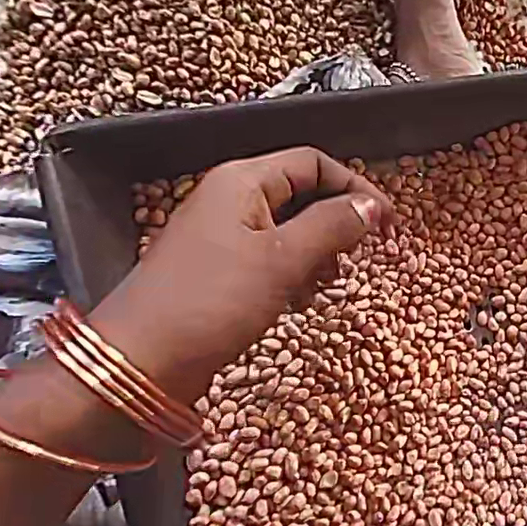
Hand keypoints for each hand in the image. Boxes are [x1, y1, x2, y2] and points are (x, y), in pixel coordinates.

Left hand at [87, 147, 393, 403]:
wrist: (142, 362)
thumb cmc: (212, 302)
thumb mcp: (282, 260)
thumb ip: (332, 225)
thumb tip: (371, 205)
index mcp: (242, 180)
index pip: (314, 163)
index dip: (354, 188)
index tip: (385, 223)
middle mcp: (232, 200)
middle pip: (302, 194)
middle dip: (335, 224)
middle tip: (351, 259)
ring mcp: (224, 236)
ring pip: (289, 230)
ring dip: (316, 253)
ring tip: (322, 285)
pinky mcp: (220, 270)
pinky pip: (270, 259)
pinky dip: (292, 274)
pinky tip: (296, 300)